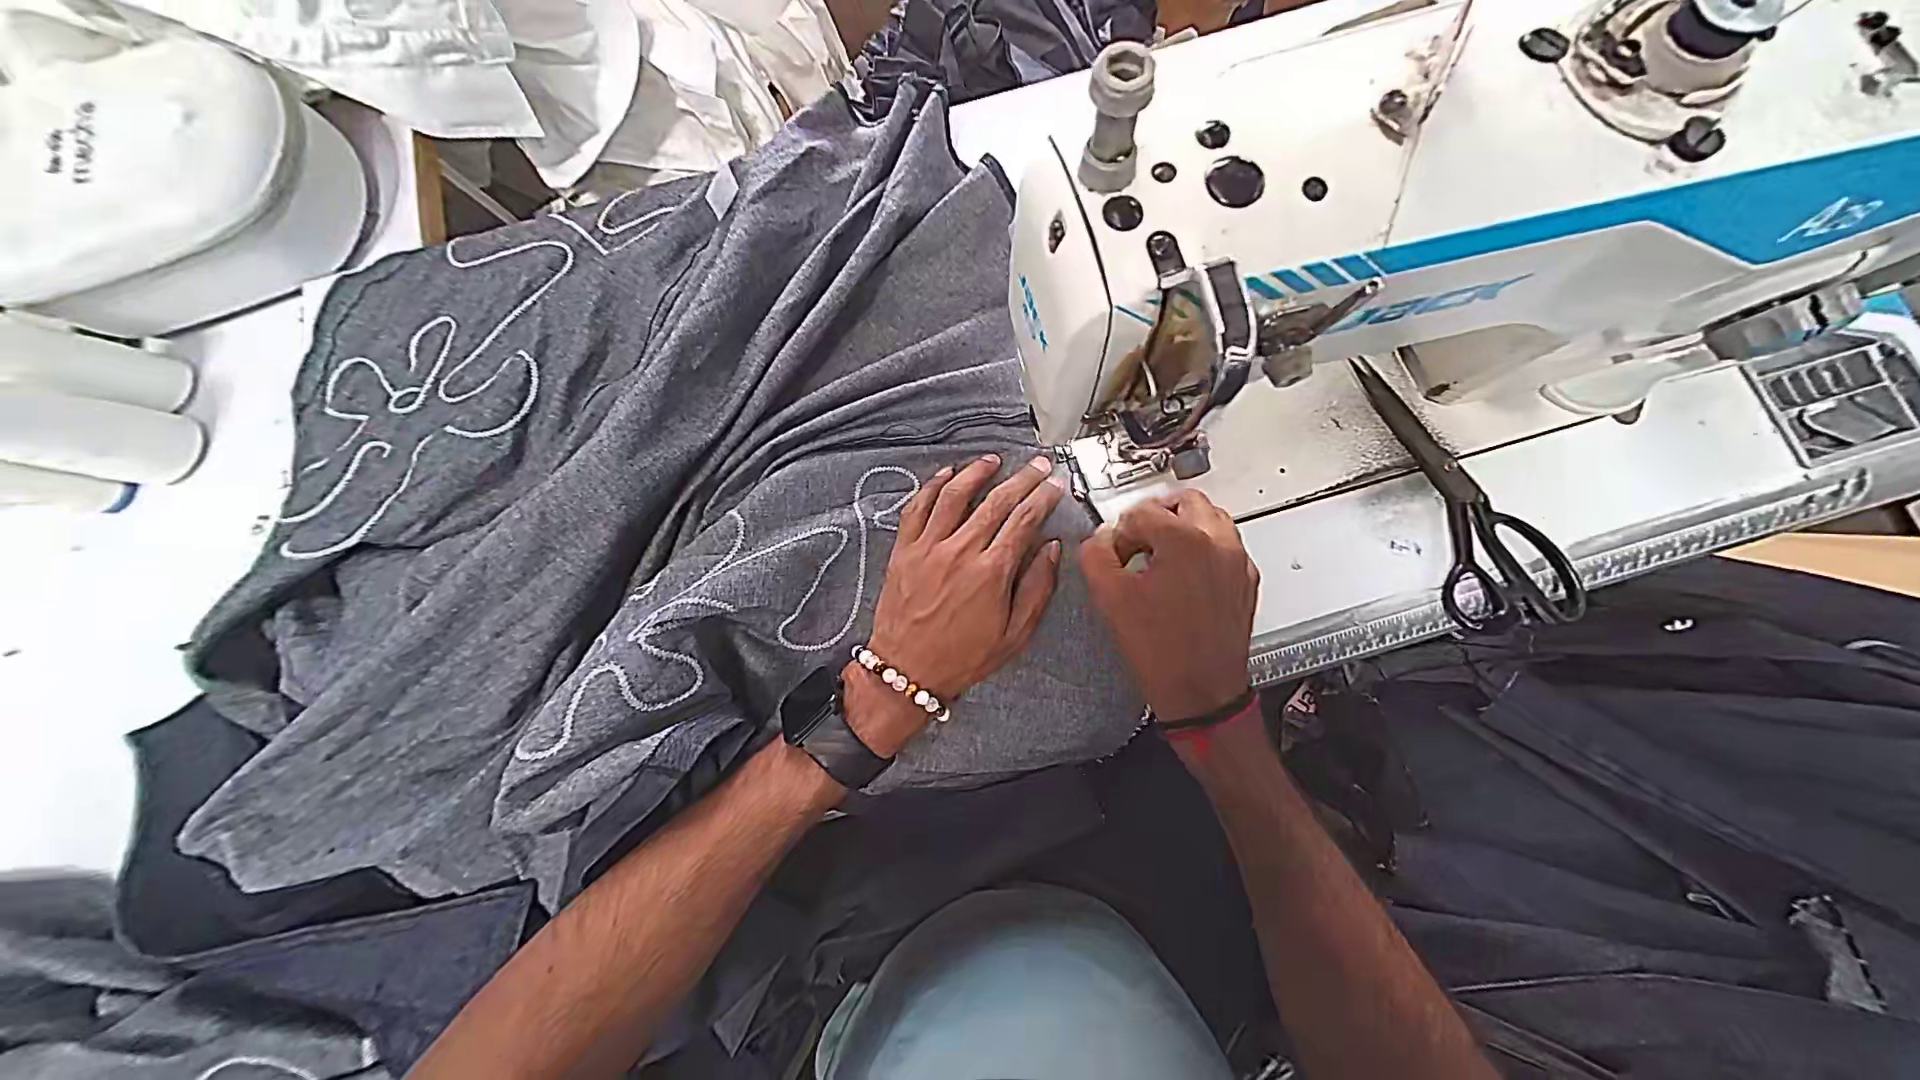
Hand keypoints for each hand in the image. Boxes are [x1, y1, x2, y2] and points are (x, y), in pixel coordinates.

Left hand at [855, 453, 1064, 751]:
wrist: (907, 672)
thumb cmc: (960, 658)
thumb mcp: (1014, 635)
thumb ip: (1037, 589)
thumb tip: (1051, 551)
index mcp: (991, 573)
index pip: (1024, 520)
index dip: (1043, 496)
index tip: (1054, 485)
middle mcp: (960, 553)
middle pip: (996, 501)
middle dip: (1022, 478)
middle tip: (1037, 466)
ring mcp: (928, 548)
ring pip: (955, 494)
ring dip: (977, 472)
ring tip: (993, 461)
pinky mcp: (904, 550)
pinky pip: (918, 507)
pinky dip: (932, 486)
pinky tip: (946, 475)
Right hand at [1080, 489, 1257, 721]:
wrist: (1200, 692)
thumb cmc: (1165, 654)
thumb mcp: (1110, 599)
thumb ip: (1095, 555)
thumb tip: (1098, 540)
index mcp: (1185, 541)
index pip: (1141, 512)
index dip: (1119, 532)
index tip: (1113, 552)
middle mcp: (1218, 544)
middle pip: (1183, 500)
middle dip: (1154, 515)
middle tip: (1135, 538)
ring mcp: (1236, 562)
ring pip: (1210, 518)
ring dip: (1182, 525)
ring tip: (1159, 552)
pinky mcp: (1245, 580)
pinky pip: (1225, 545)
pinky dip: (1203, 547)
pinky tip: (1182, 572)